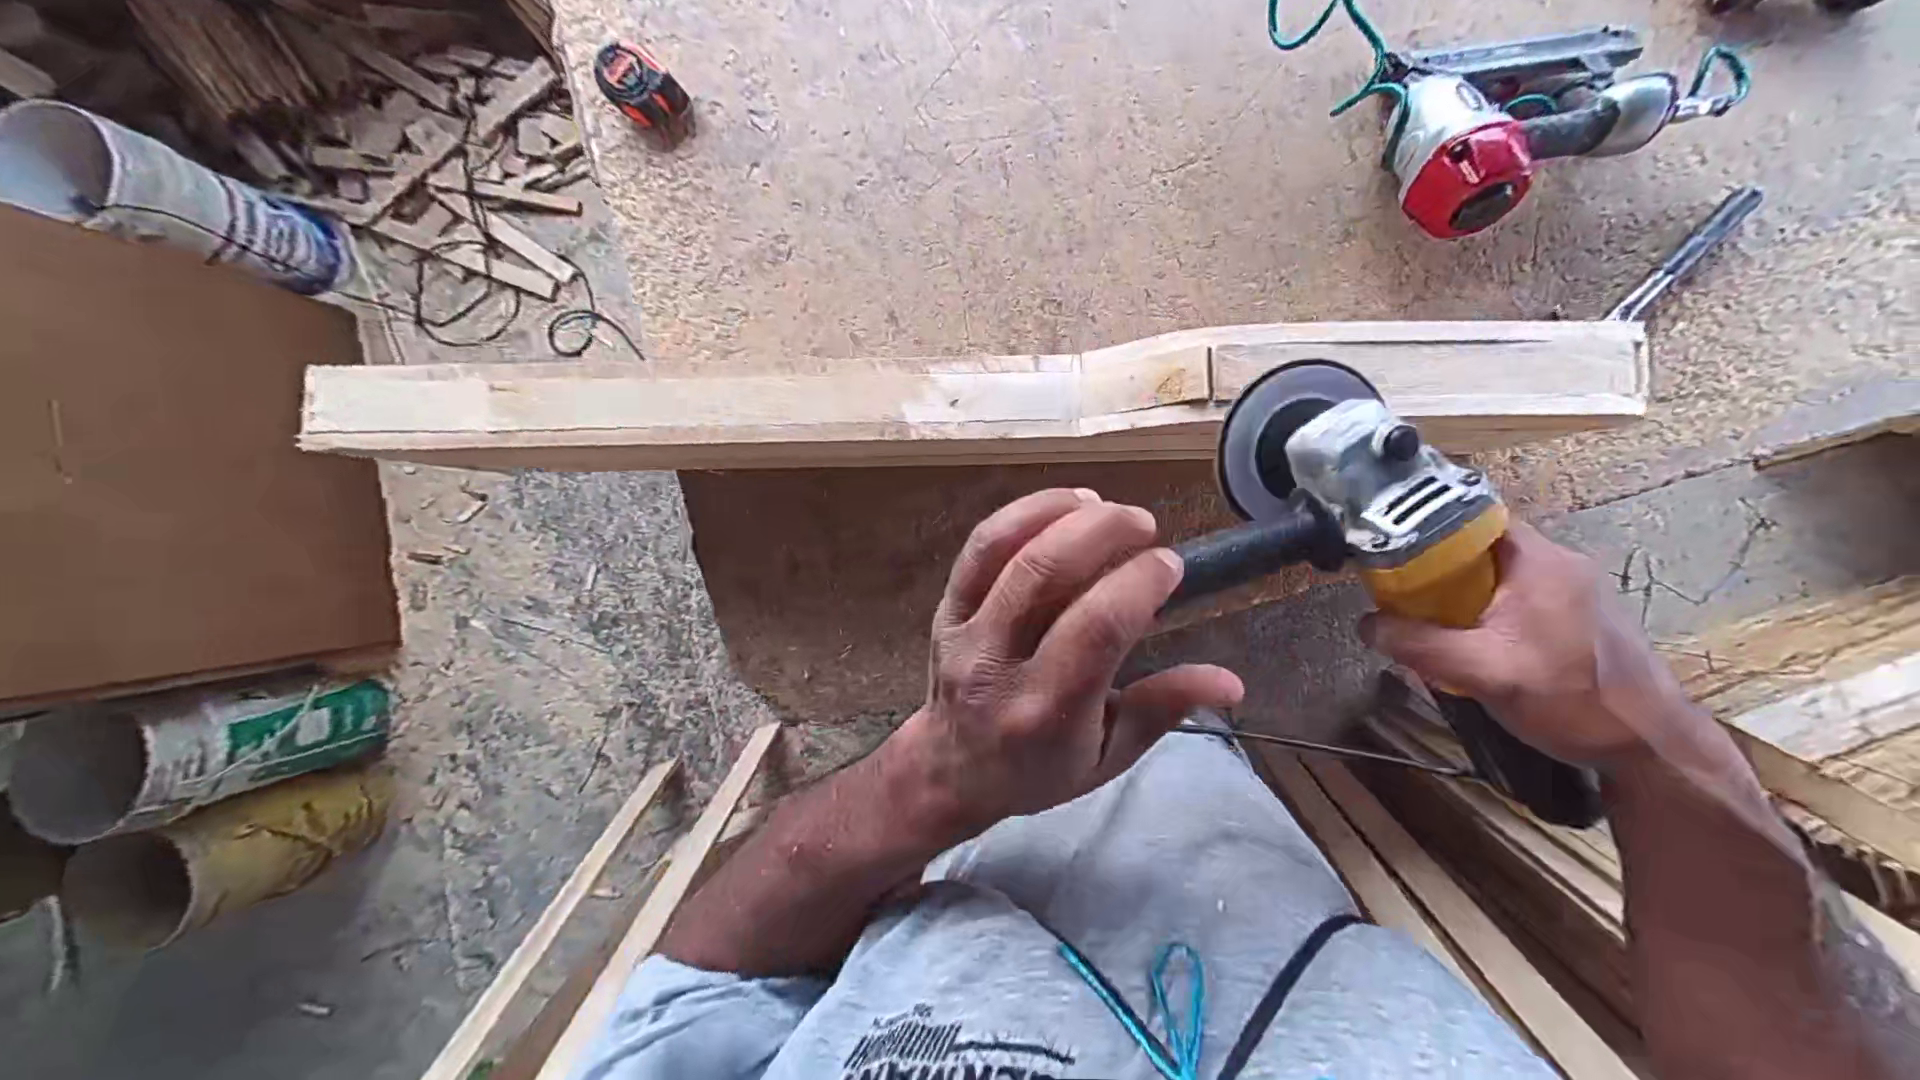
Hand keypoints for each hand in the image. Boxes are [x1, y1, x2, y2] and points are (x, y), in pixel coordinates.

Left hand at [885, 489, 1244, 840]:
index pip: (1095, 628)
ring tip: (1104, 506)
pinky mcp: (945, 609)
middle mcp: (997, 663)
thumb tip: (1231, 680)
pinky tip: (1061, 506)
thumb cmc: (1038, 770)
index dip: (1138, 582)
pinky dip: (1019, 516)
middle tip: (1143, 524)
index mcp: (1046, 708)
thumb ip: (1163, 710)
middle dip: (1102, 532)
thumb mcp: (1109, 758)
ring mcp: (962, 631)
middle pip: (1044, 573)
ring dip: (1058, 513)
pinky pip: (977, 549)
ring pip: (1003, 551)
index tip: (1169, 564)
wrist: (952, 772)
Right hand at [1358, 520, 1695, 771]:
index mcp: (1540, 561)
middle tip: (1398, 594)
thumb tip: (1366, 625)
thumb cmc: (1573, 699)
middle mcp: (1557, 564)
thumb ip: (1419, 645)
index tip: (1388, 547)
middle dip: (1432, 569)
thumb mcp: (1482, 672)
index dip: (1425, 525)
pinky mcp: (1571, 616)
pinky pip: (1509, 597)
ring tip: (1422, 622)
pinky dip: (1477, 611)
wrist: (1652, 748)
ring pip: (1491, 575)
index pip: (1472, 517)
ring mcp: (1568, 590)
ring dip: (1453, 594)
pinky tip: (1463, 643)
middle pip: (1477, 547)